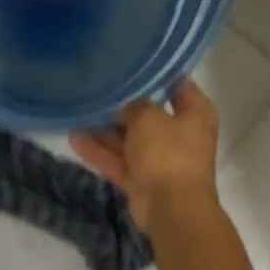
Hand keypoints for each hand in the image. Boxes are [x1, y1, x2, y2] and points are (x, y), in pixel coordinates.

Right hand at [71, 79, 220, 235]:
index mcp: (195, 112)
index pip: (176, 84)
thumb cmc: (168, 153)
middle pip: (147, 114)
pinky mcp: (142, 181)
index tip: (129, 61)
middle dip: (121, 105)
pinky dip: (100, 153)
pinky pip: (119, 161)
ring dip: (104, 130)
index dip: (153, 73)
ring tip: (78, 113)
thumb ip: (135, 105)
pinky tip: (74, 139)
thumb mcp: (149, 116)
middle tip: (95, 89)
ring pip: (129, 140)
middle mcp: (180, 134)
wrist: (171, 208)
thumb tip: (124, 106)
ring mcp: (160, 159)